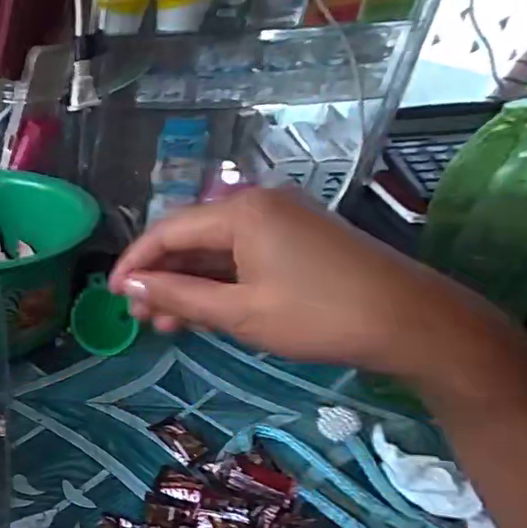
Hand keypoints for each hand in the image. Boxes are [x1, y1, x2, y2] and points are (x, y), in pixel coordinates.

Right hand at [108, 188, 516, 384]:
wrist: (414, 323)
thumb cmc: (318, 315)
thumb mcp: (238, 312)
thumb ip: (177, 295)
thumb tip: (128, 285)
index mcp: (241, 212)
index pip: (167, 231)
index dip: (134, 263)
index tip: (112, 294)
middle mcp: (257, 205)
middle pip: (188, 238)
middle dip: (159, 277)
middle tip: (139, 316)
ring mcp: (279, 221)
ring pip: (212, 251)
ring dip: (185, 284)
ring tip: (164, 322)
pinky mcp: (295, 240)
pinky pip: (239, 256)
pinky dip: (215, 283)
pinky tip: (199, 311)